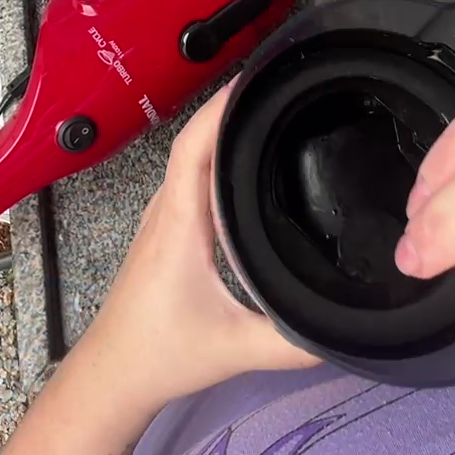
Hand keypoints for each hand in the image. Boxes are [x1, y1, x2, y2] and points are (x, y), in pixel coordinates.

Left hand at [76, 84, 316, 407]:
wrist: (111, 374)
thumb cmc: (161, 353)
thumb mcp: (234, 349)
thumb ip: (292, 342)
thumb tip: (343, 329)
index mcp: (180, 220)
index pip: (193, 144)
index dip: (219, 106)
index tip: (256, 80)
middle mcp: (167, 207)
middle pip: (195, 140)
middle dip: (234, 108)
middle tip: (281, 92)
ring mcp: (162, 215)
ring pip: (192, 158)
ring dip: (224, 132)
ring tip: (271, 118)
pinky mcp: (165, 228)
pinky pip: (191, 177)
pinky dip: (217, 159)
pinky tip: (247, 167)